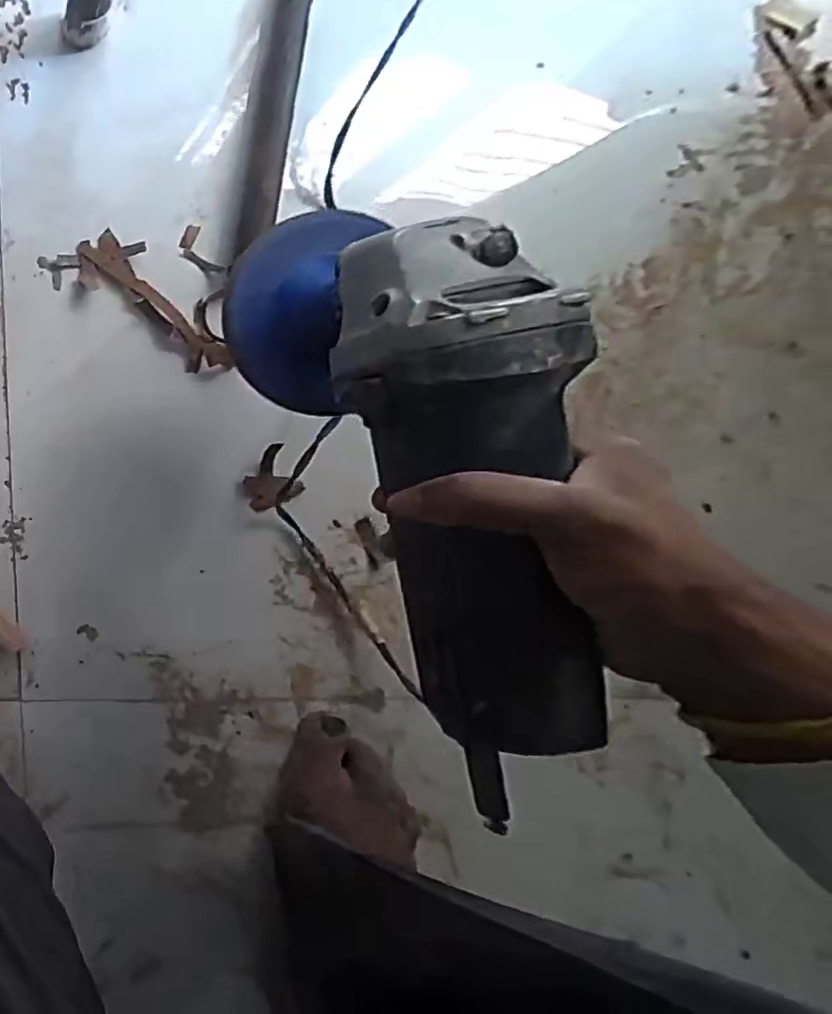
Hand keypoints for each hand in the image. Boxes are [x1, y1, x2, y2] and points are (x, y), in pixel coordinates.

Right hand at [383, 439, 831, 723]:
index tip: (399, 469)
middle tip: (388, 510)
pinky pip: (488, 555)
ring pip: (481, 520)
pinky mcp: (549, 570)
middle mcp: (577, 486)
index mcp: (595, 454)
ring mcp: (562, 532)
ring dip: (438, 532)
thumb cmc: (643, 565)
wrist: (695, 647)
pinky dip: (455, 560)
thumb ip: (481, 497)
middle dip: (433, 497)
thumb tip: (395, 502)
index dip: (450, 450)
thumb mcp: (564, 513)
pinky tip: (424, 567)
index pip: (506, 438)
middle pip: (484, 481)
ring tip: (396, 544)